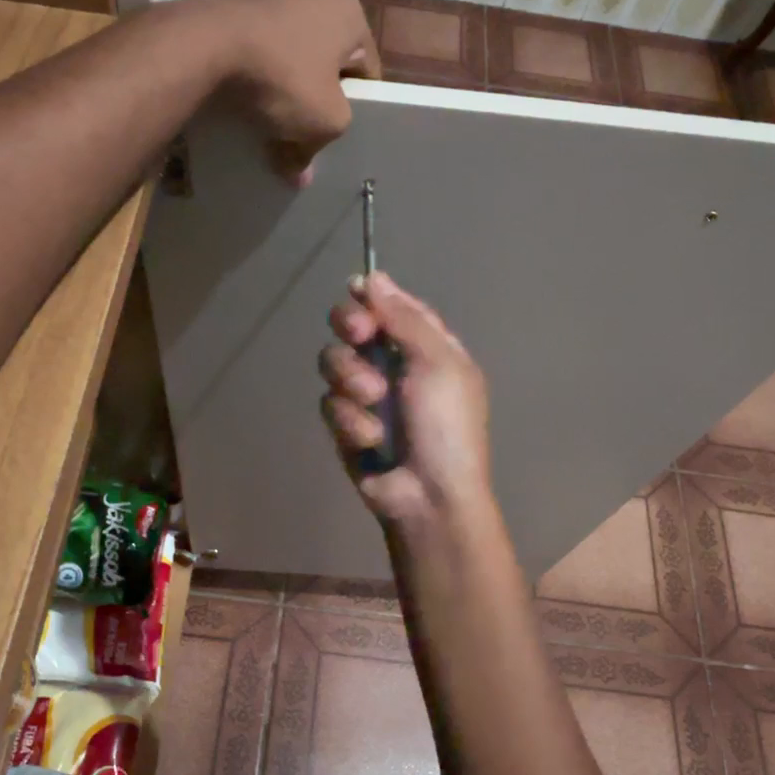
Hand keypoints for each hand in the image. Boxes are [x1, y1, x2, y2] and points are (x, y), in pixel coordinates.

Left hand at [203, 0, 378, 183]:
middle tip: (304, 130)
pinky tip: (242, 95)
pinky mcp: (236, 4)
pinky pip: (257, 46)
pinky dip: (254, 70)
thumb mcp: (321, 124)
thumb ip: (317, 149)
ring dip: (284, 84)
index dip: (356, 107)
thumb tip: (299, 177)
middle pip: (326, 61)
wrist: (209, 45)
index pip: (366, 71)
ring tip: (269, 116)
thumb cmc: (285, 78)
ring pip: (290, 54)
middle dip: (316, 96)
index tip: (335, 132)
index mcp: (350, 17)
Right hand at [319, 272, 491, 526]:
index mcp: (428, 348)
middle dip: (351, 328)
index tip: (358, 293)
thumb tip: (373, 277)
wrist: (428, 497)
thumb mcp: (437, 363)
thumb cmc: (446, 426)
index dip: (373, 297)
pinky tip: (369, 441)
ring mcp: (367, 396)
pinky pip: (329, 404)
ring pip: (334, 362)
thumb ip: (404, 318)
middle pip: (353, 326)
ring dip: (352, 379)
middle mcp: (395, 366)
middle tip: (360, 337)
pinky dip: (349, 420)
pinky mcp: (345, 425)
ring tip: (374, 402)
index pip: (394, 307)